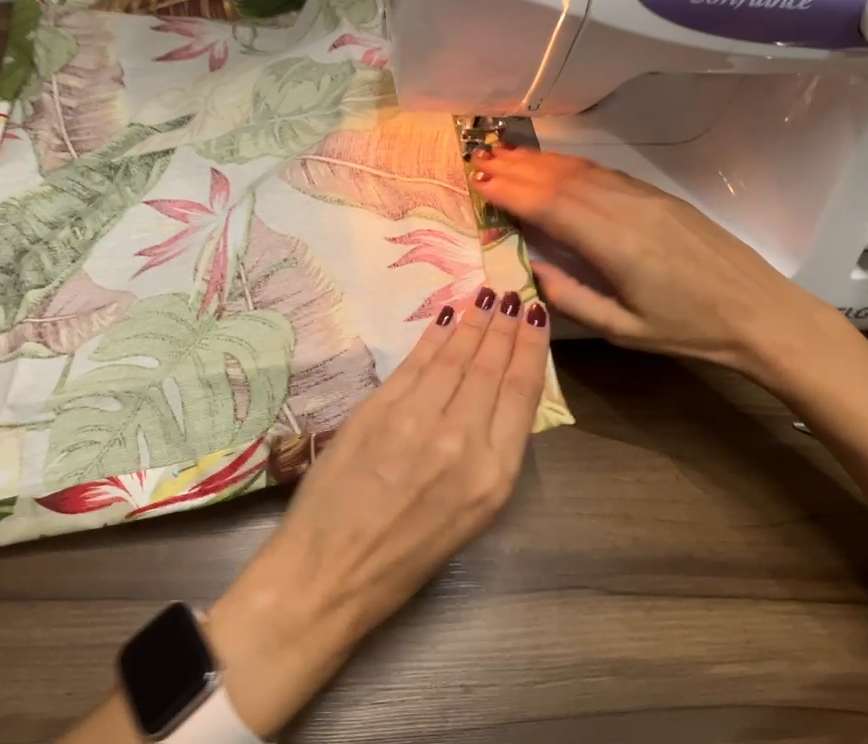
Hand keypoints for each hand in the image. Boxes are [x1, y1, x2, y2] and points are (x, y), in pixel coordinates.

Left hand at [202, 285, 551, 735]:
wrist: (330, 572)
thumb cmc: (404, 559)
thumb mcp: (469, 517)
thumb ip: (487, 457)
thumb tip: (493, 399)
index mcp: (494, 477)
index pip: (521, 393)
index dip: (530, 349)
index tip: (537, 317)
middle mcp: (463, 442)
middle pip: (490, 369)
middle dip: (504, 327)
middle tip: (513, 295)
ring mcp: (418, 422)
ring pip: (455, 359)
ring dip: (474, 324)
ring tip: (488, 297)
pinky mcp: (377, 410)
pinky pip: (416, 364)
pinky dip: (434, 337)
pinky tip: (447, 318)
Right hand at [469, 146, 845, 375]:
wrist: (762, 314)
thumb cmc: (691, 331)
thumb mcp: (624, 330)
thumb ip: (570, 298)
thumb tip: (529, 269)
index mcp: (616, 245)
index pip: (551, 207)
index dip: (511, 191)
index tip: (479, 182)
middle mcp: (628, 210)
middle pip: (562, 180)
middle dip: (517, 169)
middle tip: (479, 160)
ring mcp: (647, 198)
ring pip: (583, 171)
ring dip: (541, 162)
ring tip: (505, 156)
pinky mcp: (661, 197)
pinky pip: (605, 174)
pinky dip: (571, 166)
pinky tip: (554, 166)